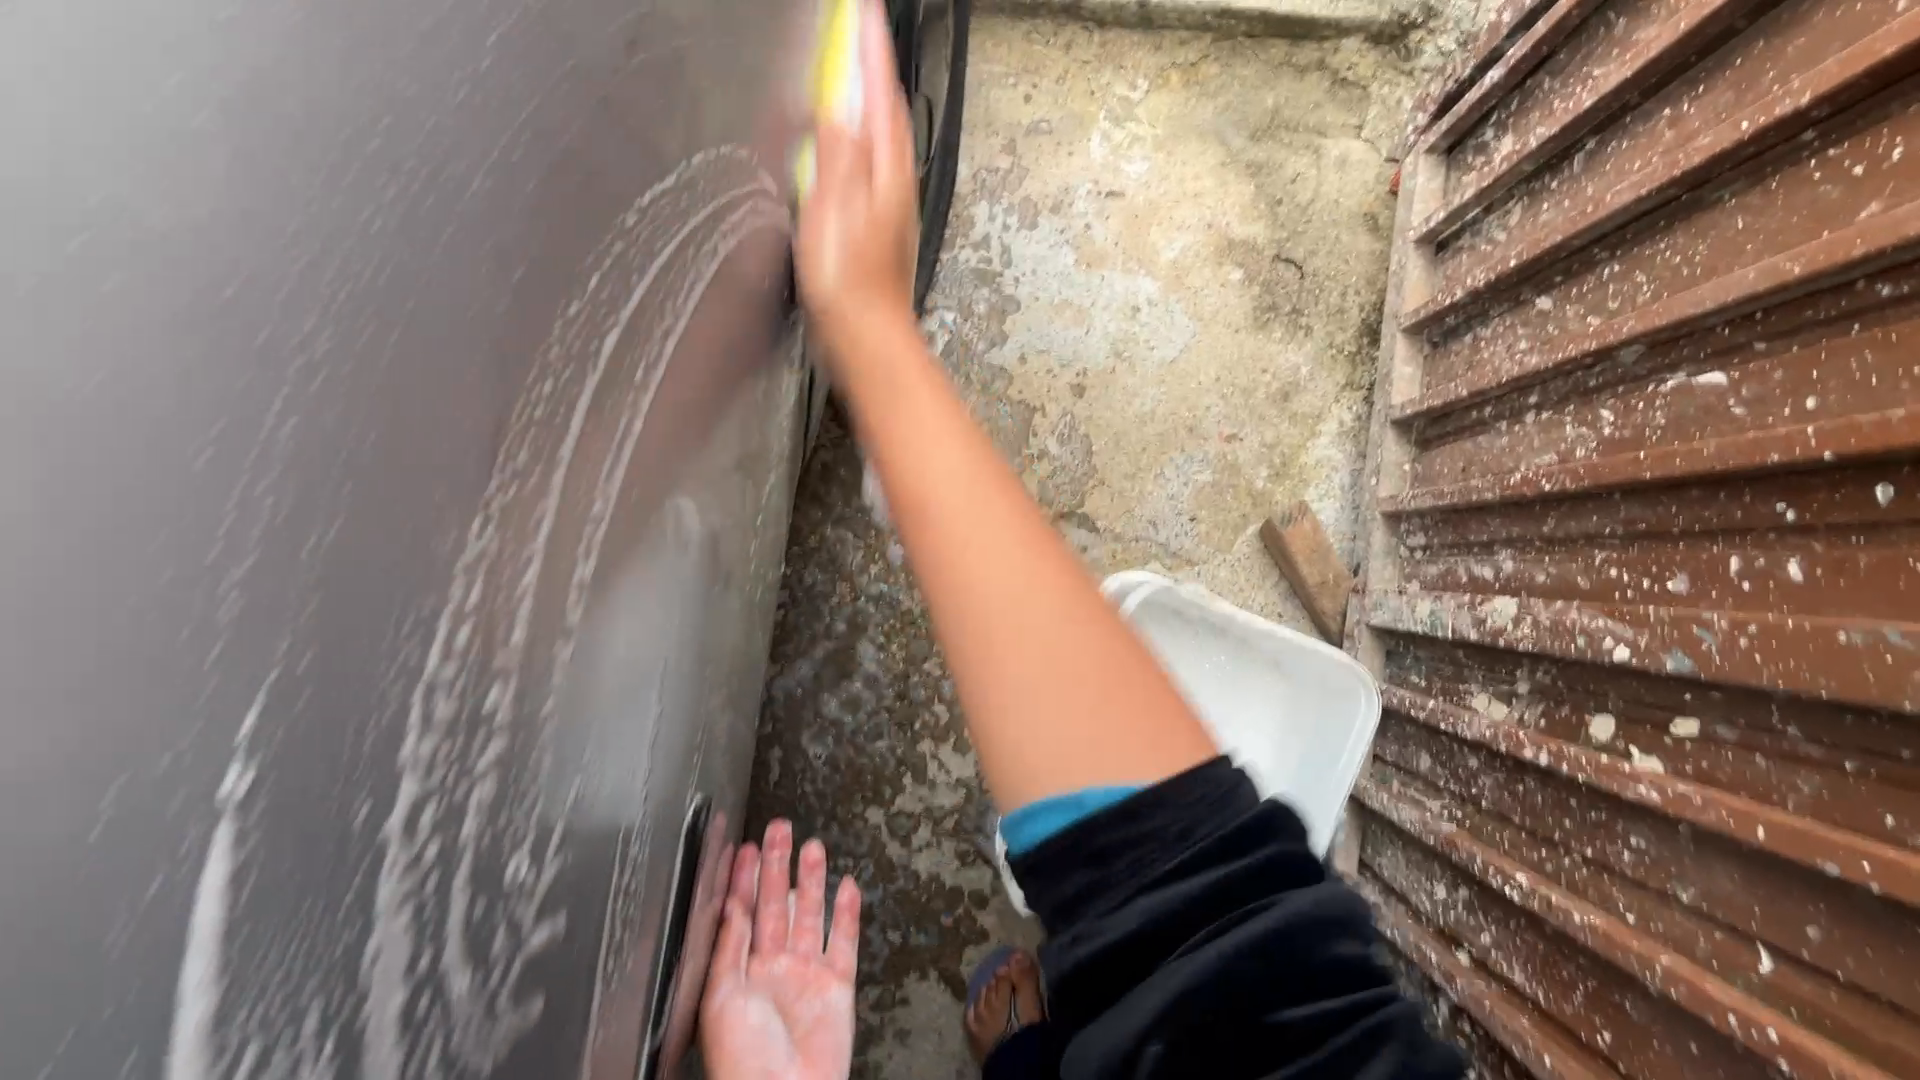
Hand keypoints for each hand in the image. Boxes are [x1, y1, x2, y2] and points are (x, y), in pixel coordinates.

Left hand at [700, 820, 862, 1079]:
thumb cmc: (742, 1060)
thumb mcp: (721, 998)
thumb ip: (730, 947)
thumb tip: (732, 903)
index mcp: (741, 972)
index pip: (743, 912)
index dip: (744, 879)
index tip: (746, 847)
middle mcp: (773, 967)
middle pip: (777, 904)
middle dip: (778, 866)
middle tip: (781, 829)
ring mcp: (806, 974)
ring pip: (810, 914)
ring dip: (812, 880)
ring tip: (813, 846)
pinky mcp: (836, 985)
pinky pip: (843, 941)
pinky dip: (847, 914)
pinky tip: (848, 886)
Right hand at [796, 0, 920, 368]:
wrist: (867, 338)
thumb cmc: (850, 287)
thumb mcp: (834, 212)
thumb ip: (838, 153)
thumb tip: (840, 102)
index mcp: (885, 171)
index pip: (878, 91)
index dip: (867, 48)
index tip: (861, 10)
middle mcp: (894, 182)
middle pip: (885, 108)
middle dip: (872, 64)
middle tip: (858, 28)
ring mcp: (889, 203)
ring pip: (881, 133)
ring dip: (868, 96)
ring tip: (853, 69)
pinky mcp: (878, 223)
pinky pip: (872, 160)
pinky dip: (861, 135)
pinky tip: (849, 141)